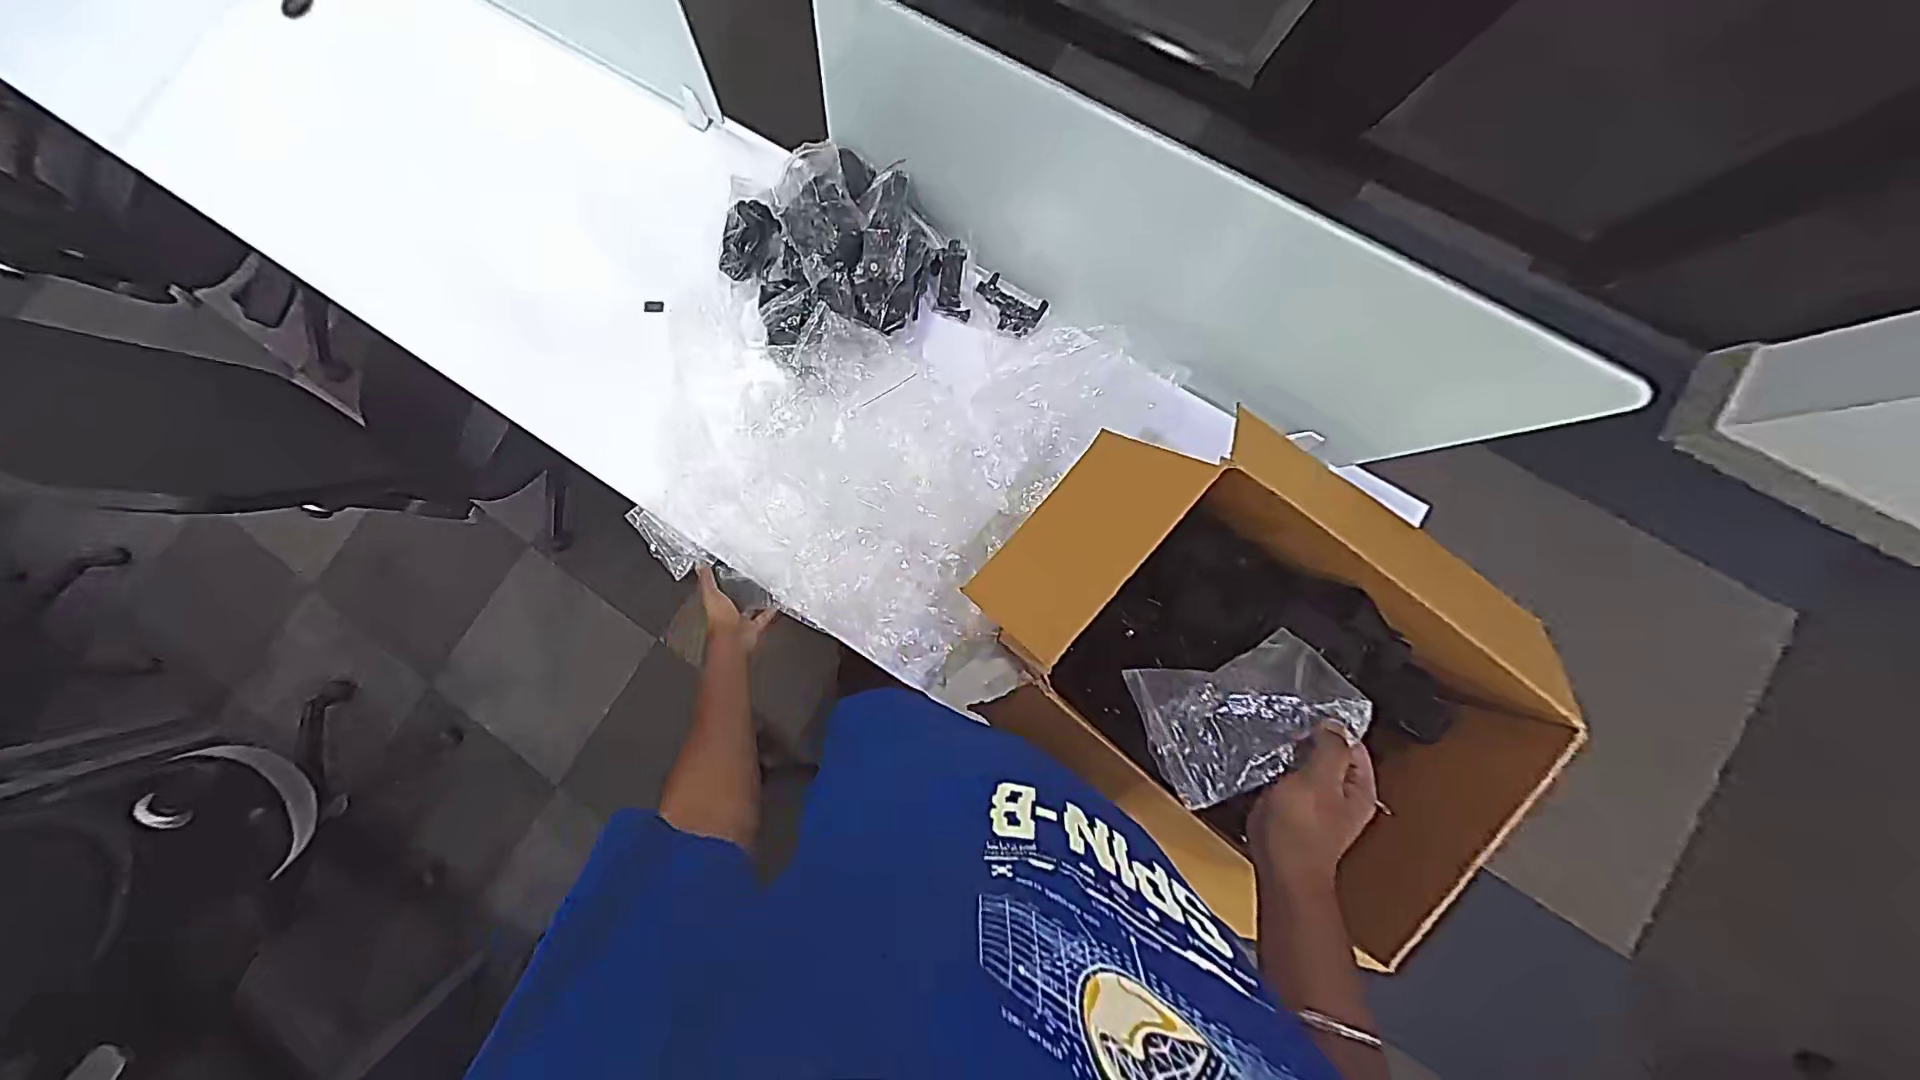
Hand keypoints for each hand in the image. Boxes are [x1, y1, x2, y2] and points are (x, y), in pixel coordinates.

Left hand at [696, 563, 777, 653]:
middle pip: (732, 603)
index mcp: (714, 607)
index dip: (718, 586)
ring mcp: (739, 622)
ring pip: (747, 611)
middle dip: (738, 595)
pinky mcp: (752, 628)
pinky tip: (774, 605)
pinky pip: (762, 618)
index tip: (724, 576)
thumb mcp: (710, 594)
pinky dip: (768, 612)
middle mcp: (726, 616)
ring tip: (762, 593)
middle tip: (746, 584)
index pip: (714, 594)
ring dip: (753, 604)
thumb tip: (700, 566)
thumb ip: (706, 580)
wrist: (733, 639)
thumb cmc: (719, 620)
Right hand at [1247, 727, 1376, 892]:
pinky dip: (1278, 772)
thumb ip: (1330, 750)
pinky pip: (1288, 782)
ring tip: (1273, 743)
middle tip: (1285, 728)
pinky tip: (1264, 766)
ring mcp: (1317, 807)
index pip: (1352, 746)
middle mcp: (1343, 798)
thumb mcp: (1318, 780)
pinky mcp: (1294, 813)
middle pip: (1329, 757)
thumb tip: (1334, 724)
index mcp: (1359, 791)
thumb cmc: (1301, 828)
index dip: (1331, 729)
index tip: (1305, 717)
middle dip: (1308, 741)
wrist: (1280, 871)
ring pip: (1306, 769)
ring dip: (1291, 756)